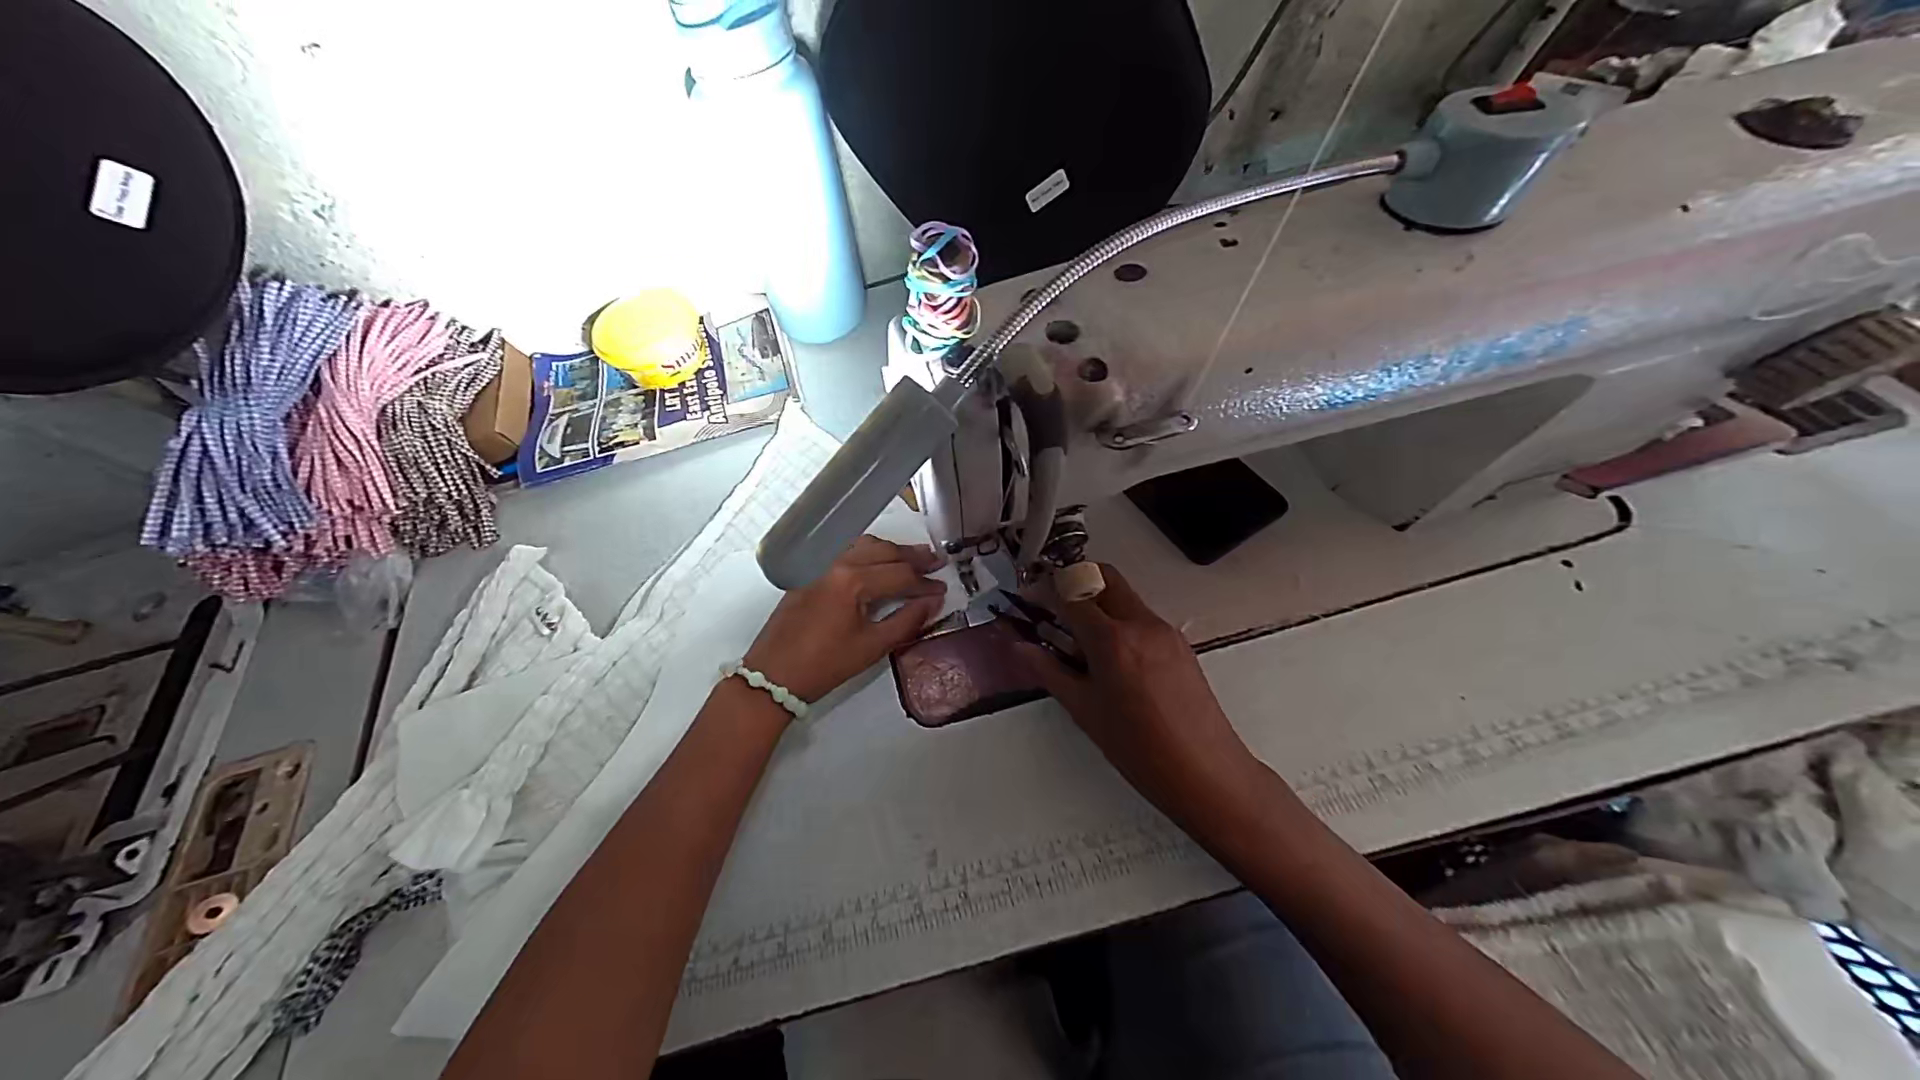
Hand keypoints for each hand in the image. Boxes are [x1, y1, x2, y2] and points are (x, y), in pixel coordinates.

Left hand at [744, 536, 946, 703]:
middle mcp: (836, 564)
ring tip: (912, 560)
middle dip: (912, 557)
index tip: (942, 588)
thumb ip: (908, 621)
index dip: (925, 582)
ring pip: (864, 546)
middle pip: (884, 552)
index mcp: (852, 581)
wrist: (774, 676)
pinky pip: (846, 551)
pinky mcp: (810, 572)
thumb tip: (932, 602)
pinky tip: (879, 563)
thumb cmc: (822, 666)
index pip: (900, 574)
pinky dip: (868, 553)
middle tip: (936, 562)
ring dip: (890, 551)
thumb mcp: (872, 647)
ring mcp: (820, 565)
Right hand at [1017, 565, 1262, 813]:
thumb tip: (1022, 649)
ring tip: (1075, 637)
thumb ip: (1049, 671)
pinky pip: (1140, 616)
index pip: (1071, 592)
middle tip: (1051, 605)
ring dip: (1095, 600)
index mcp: (1113, 641)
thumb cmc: (1141, 750)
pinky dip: (1117, 620)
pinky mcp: (1179, 644)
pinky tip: (1106, 655)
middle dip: (1072, 581)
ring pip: (1122, 594)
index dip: (1043, 589)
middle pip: (1102, 575)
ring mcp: (1165, 631)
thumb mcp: (1084, 710)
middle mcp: (1141, 625)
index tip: (1029, 598)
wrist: (1205, 773)